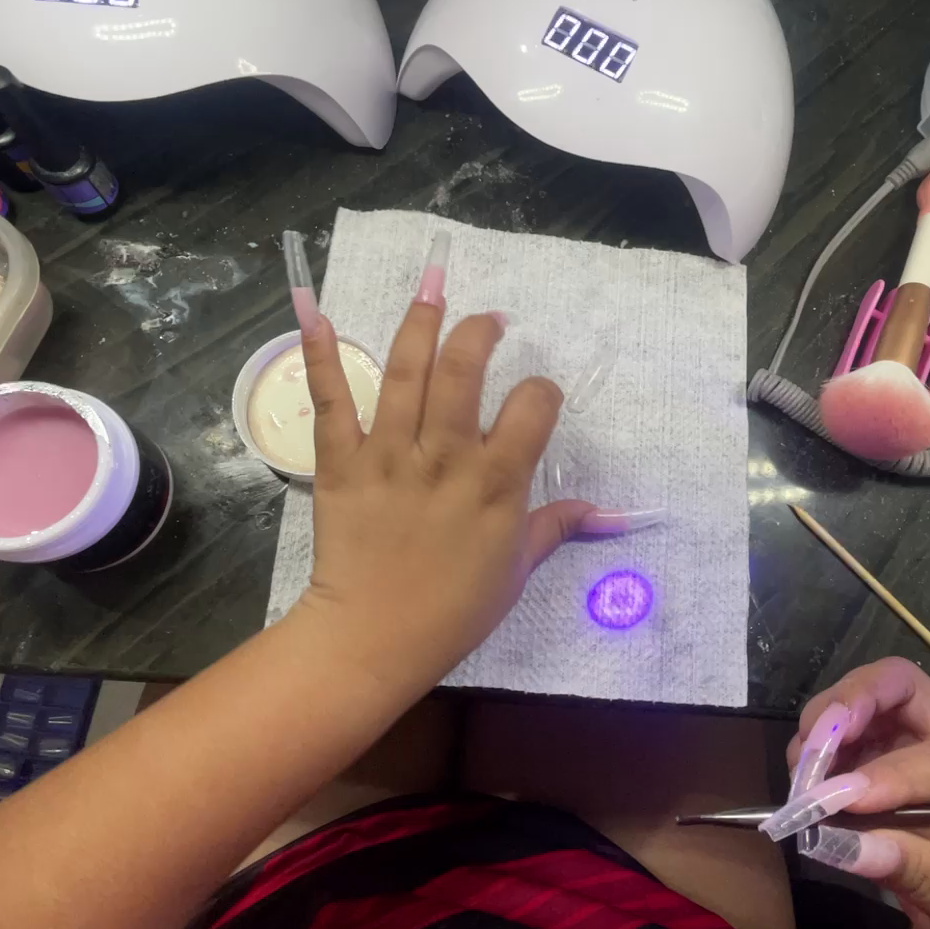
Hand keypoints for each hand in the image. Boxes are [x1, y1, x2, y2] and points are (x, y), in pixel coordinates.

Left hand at [291, 293, 593, 683]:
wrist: (375, 639)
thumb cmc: (455, 609)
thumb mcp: (517, 569)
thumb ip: (556, 528)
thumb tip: (608, 514)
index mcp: (497, 483)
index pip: (532, 407)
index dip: (541, 392)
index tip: (536, 397)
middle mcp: (447, 457)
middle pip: (464, 372)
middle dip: (479, 334)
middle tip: (487, 321)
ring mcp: (390, 456)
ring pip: (407, 375)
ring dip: (420, 324)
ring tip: (432, 289)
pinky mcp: (342, 464)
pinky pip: (333, 404)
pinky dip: (323, 358)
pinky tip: (320, 315)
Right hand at [789, 659, 929, 928]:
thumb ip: (919, 871)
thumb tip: (844, 845)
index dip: (891, 774)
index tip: (841, 800)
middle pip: (901, 685)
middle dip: (853, 699)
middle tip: (817, 736)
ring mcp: (915, 746)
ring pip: (864, 700)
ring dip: (825, 725)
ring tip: (804, 771)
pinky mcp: (880, 761)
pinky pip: (843, 736)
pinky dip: (816, 750)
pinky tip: (805, 782)